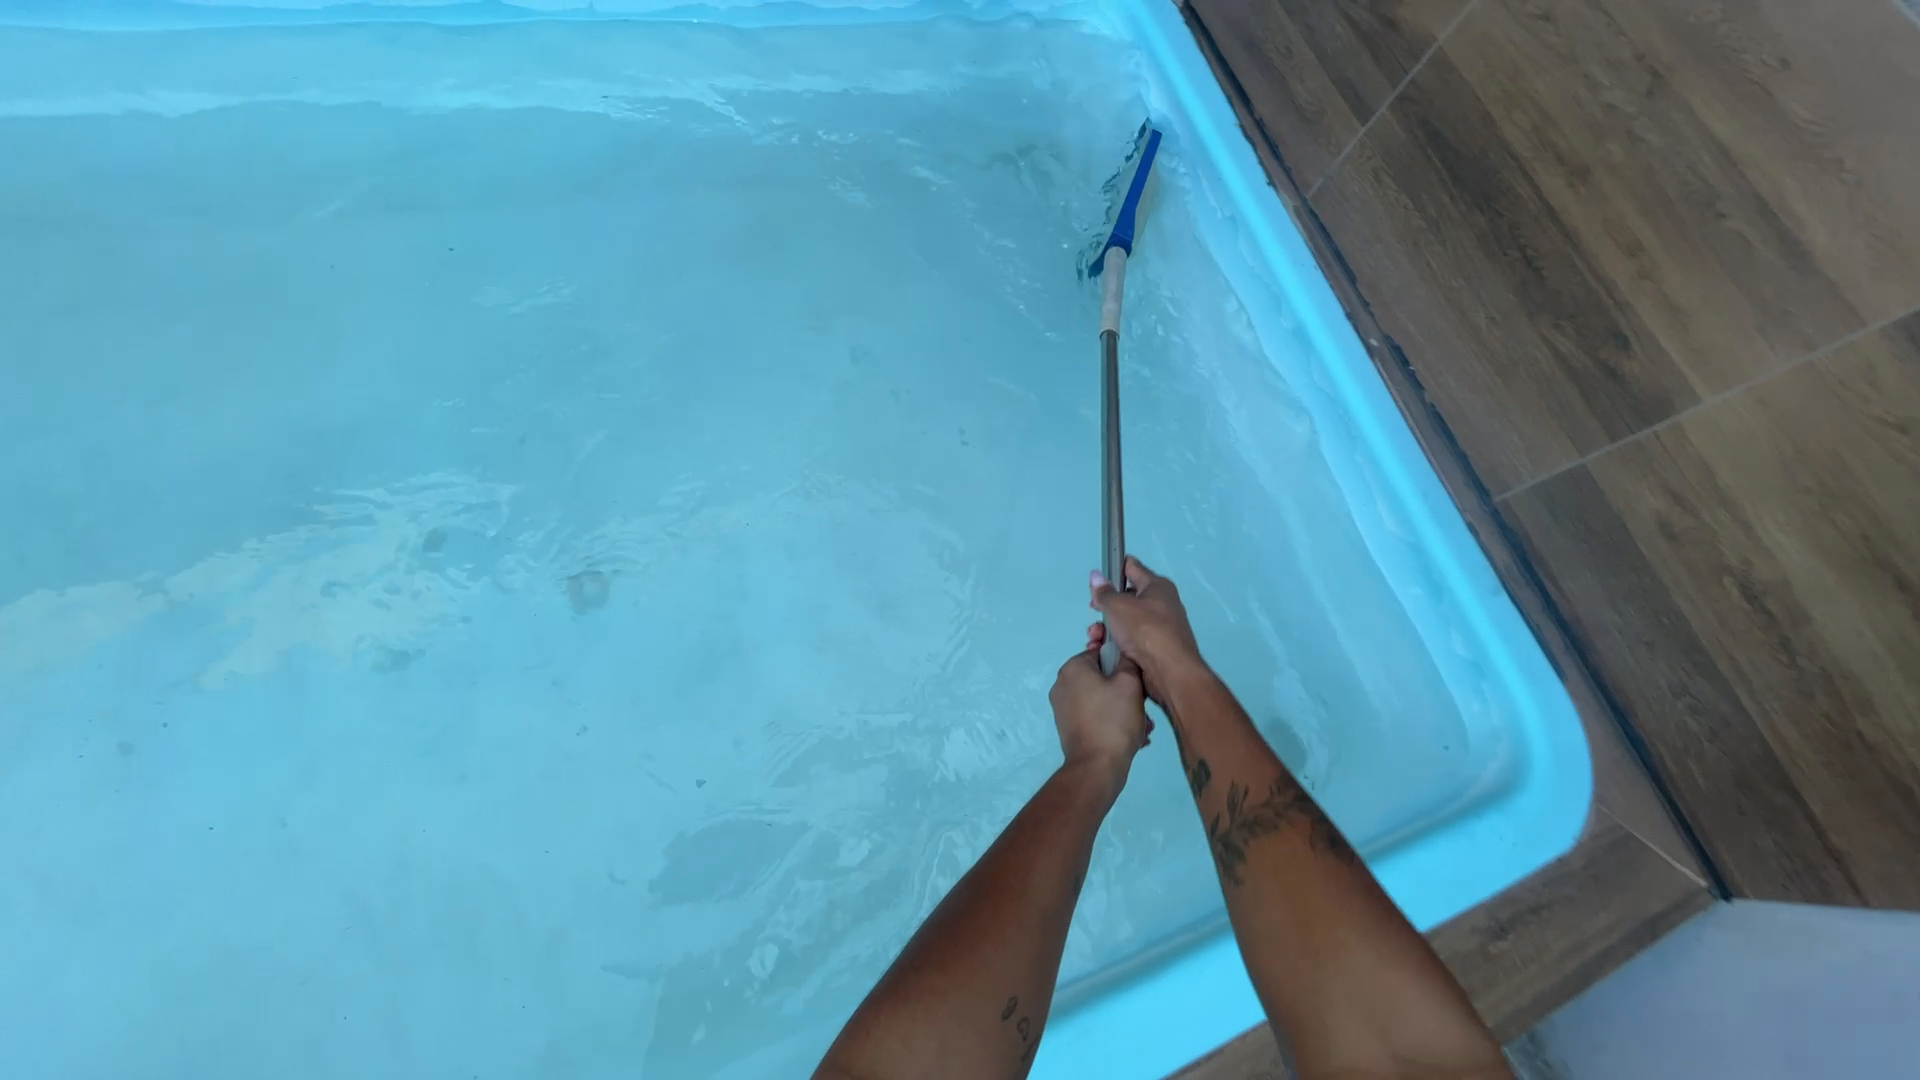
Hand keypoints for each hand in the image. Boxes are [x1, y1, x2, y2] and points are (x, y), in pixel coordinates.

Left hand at [1048, 626, 1151, 781]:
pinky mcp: (1068, 728)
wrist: (1097, 766)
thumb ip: (1129, 662)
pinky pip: (1095, 716)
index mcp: (1072, 668)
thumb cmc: (1114, 719)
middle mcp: (1062, 684)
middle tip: (1143, 708)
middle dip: (1126, 692)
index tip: (1138, 680)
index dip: (1123, 664)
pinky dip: (1113, 723)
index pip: (1101, 652)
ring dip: (1124, 710)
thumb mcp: (1130, 683)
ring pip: (1102, 700)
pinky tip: (1133, 738)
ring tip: (1143, 727)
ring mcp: (1063, 708)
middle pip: (1102, 678)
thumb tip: (1125, 656)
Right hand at [1089, 556, 1205, 701]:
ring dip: (1108, 627)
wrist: (1170, 671)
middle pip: (1128, 597)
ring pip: (1127, 621)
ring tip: (1095, 637)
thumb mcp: (1118, 606)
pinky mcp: (1156, 648)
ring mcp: (1160, 627)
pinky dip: (1117, 642)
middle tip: (1093, 610)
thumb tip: (1096, 575)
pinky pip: (1131, 639)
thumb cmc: (1145, 630)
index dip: (1114, 568)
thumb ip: (1104, 592)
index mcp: (1157, 586)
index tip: (1098, 578)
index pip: (1132, 567)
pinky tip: (1104, 649)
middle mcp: (1162, 603)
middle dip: (1107, 604)